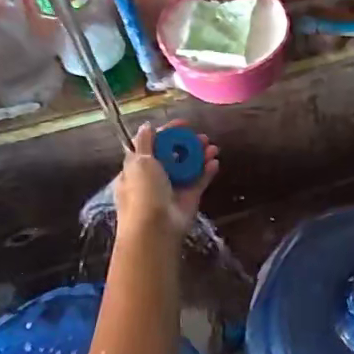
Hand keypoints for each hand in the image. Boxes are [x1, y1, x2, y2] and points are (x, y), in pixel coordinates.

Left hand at [113, 121, 218, 242]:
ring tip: (212, 146)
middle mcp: (155, 177)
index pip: (153, 145)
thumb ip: (145, 143)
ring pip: (189, 166)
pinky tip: (215, 161)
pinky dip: (208, 170)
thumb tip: (146, 125)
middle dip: (188, 143)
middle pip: (174, 154)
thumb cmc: (142, 192)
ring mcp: (173, 188)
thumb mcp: (138, 162)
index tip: (183, 124)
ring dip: (200, 154)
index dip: (167, 133)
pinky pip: (200, 180)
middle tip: (201, 136)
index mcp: (138, 168)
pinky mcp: (189, 198)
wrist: (155, 229)